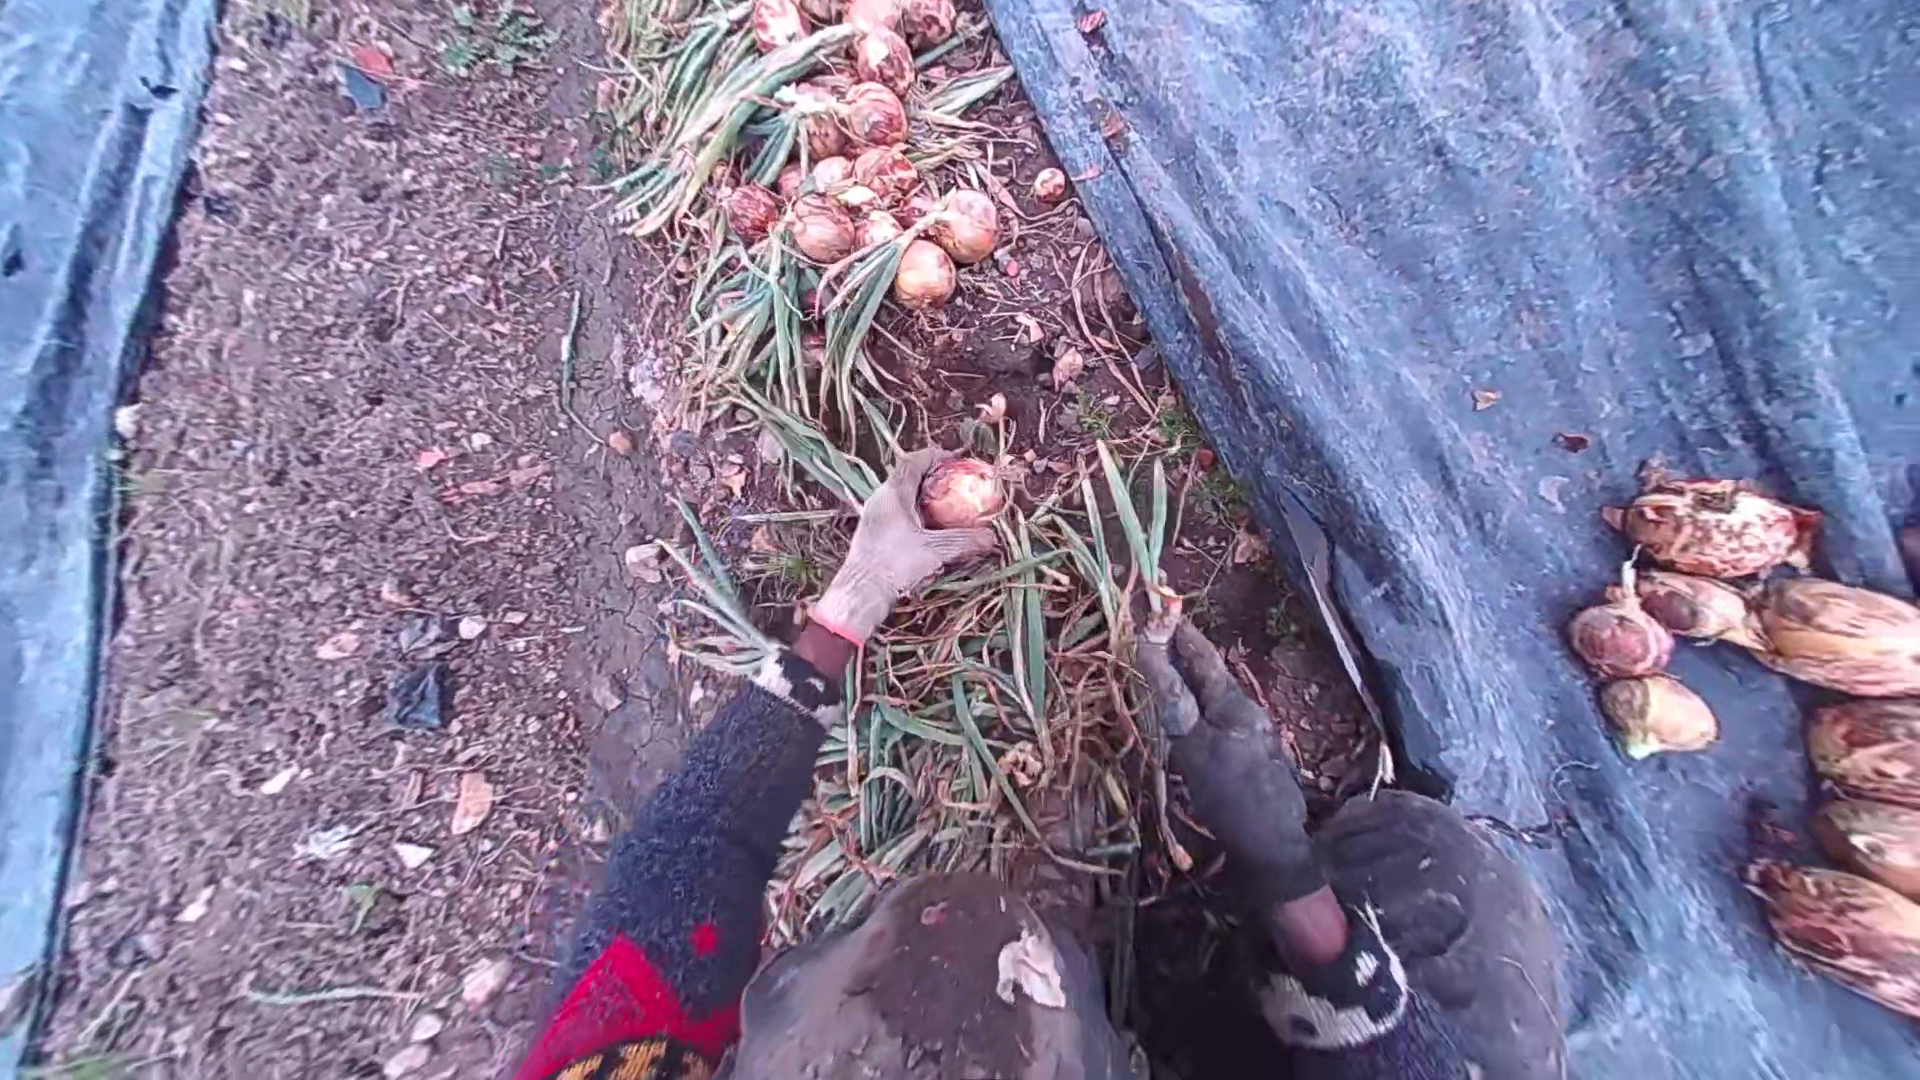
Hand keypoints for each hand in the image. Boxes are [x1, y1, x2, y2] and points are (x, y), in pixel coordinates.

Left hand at [810, 448, 997, 643]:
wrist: (862, 592)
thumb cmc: (894, 564)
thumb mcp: (936, 550)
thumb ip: (965, 541)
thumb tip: (991, 537)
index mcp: (893, 492)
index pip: (914, 461)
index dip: (936, 456)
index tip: (955, 461)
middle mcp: (880, 498)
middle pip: (908, 477)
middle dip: (933, 479)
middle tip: (954, 484)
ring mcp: (874, 515)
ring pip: (902, 497)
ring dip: (923, 498)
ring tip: (945, 507)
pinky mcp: (873, 533)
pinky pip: (896, 514)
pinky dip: (915, 515)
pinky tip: (927, 532)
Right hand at [1136, 621, 1324, 906]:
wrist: (1272, 844)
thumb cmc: (1227, 793)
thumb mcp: (1191, 746)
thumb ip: (1173, 700)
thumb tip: (1153, 657)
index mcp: (1233, 702)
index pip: (1202, 657)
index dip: (1181, 633)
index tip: (1163, 612)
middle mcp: (1247, 708)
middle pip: (1211, 672)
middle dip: (1186, 651)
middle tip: (1160, 634)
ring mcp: (1254, 729)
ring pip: (1216, 692)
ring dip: (1192, 676)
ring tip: (1168, 666)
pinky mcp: (1253, 749)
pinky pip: (1221, 712)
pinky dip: (1200, 699)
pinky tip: (1190, 709)